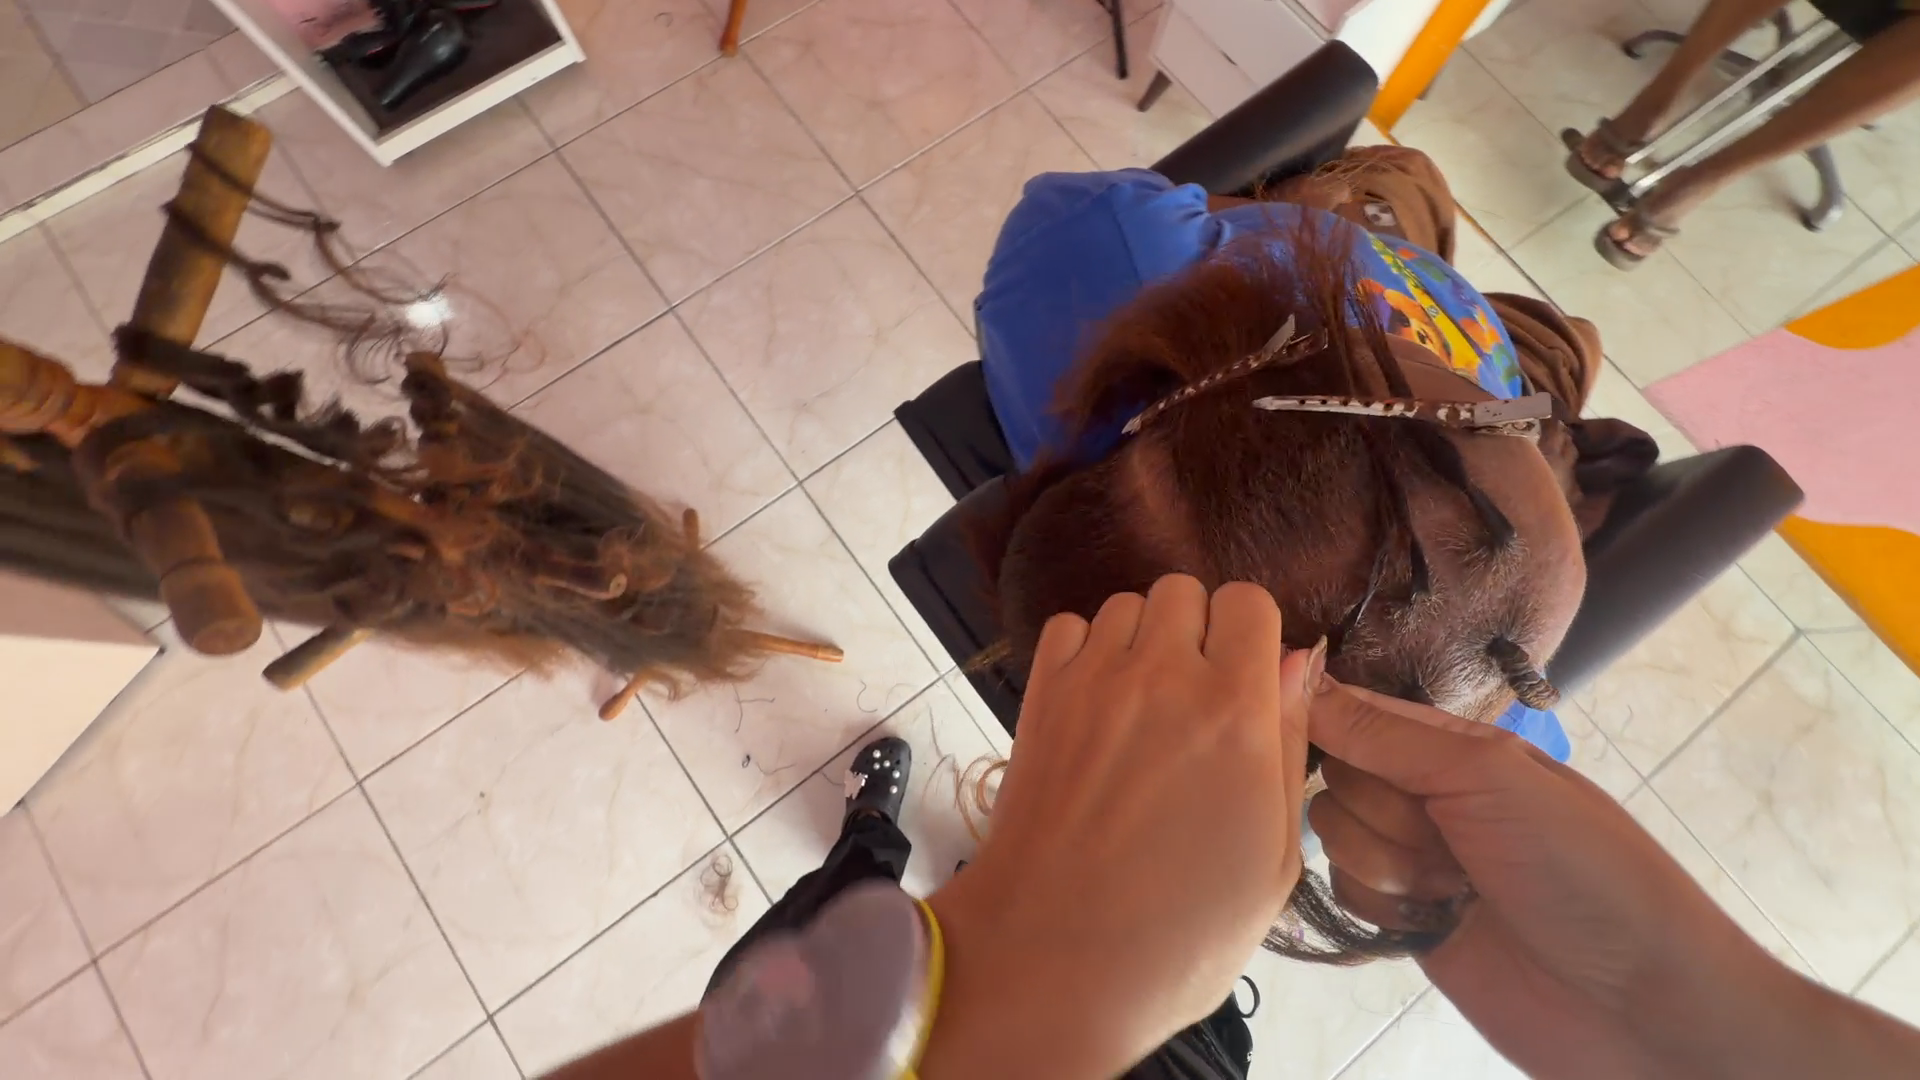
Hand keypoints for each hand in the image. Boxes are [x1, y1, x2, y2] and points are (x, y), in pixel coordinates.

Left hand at [920, 575, 1317, 1078]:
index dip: (1252, 632)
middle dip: (1196, 628)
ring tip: (1139, 698)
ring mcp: (1091, 679)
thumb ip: (1288, 741)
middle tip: (1192, 691)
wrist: (1053, 950)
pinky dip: (1085, 646)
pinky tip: (1092, 696)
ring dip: (1141, 637)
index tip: (1245, 674)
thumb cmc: (1181, 928)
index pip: (1248, 602)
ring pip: (1126, 604)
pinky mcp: (1040, 693)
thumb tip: (1295, 660)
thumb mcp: (1273, 856)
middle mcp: (1161, 675)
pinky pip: (1068, 626)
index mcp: (1233, 711)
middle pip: (1183, 590)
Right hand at [1304, 684, 1910, 1078]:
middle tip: (1439, 830)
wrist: (1644, 1014)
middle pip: (1333, 770)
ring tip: (1452, 885)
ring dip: (1384, 859)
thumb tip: (1293, 670)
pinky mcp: (1394, 911)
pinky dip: (1384, 903)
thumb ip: (1381, 731)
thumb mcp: (1484, 775)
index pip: (1350, 706)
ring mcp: (1405, 851)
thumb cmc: (1580, 868)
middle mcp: (1418, 790)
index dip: (1315, 710)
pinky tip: (1436, 918)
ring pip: (1332, 827)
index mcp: (1443, 742)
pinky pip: (1342, 886)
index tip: (1280, 716)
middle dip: (1377, 805)